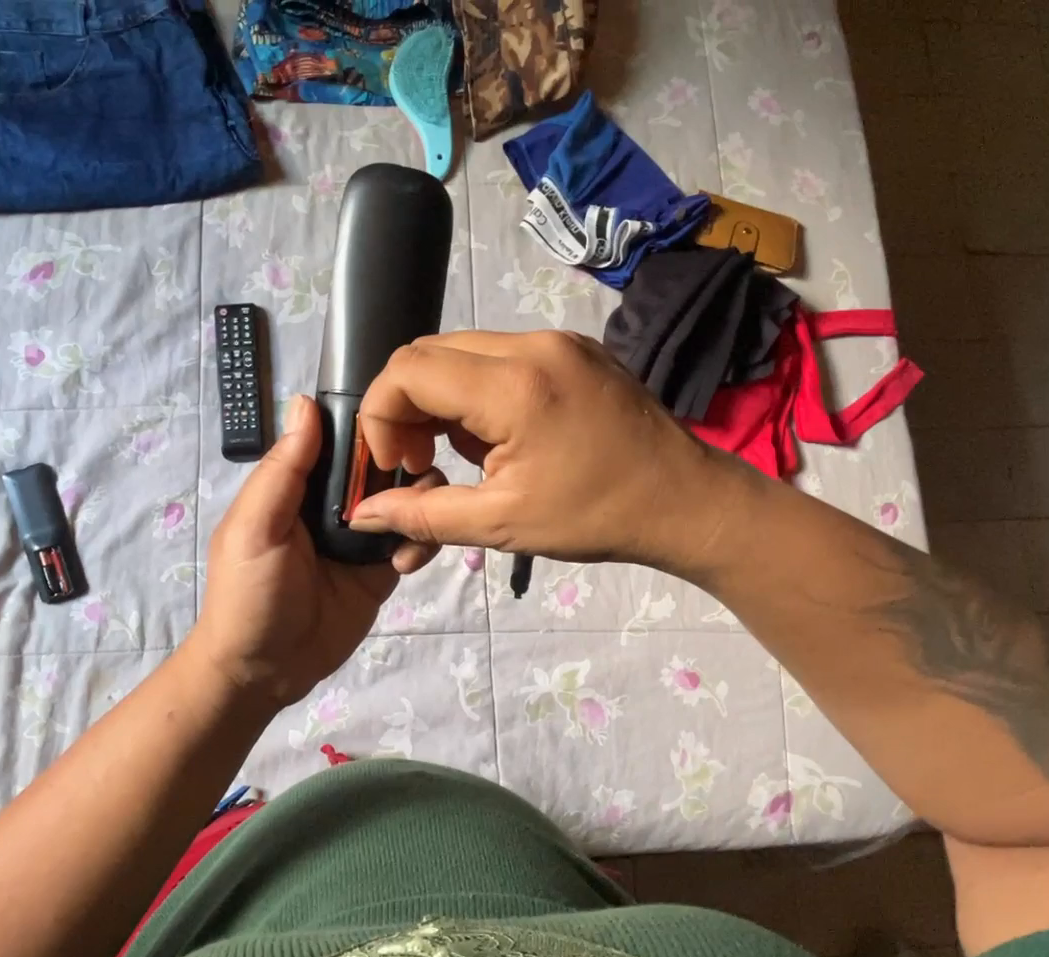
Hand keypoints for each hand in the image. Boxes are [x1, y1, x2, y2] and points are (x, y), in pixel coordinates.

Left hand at [188, 395, 440, 711]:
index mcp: (297, 485)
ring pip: (405, 499)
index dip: (370, 424)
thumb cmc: (248, 593)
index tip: (404, 415)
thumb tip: (305, 402)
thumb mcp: (255, 528)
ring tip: (420, 518)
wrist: (266, 670)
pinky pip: (412, 540)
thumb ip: (283, 471)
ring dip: (420, 502)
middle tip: (419, 471)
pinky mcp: (381, 568)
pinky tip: (409, 558)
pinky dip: (422, 540)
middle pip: (380, 465)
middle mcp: (332, 503)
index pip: (339, 439)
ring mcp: (361, 536)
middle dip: (404, 463)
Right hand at [347, 330, 754, 573]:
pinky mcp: (570, 349)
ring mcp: (555, 341)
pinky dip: (473, 393)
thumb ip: (422, 514)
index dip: (380, 416)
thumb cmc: (596, 517)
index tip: (397, 466)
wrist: (687, 501)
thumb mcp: (502, 524)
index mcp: (513, 387)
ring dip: (437, 401)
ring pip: (459, 351)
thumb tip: (361, 515)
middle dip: (404, 408)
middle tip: (419, 462)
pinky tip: (491, 439)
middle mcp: (531, 345)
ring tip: (453, 456)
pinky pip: (496, 355)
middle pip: (427, 353)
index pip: (407, 371)